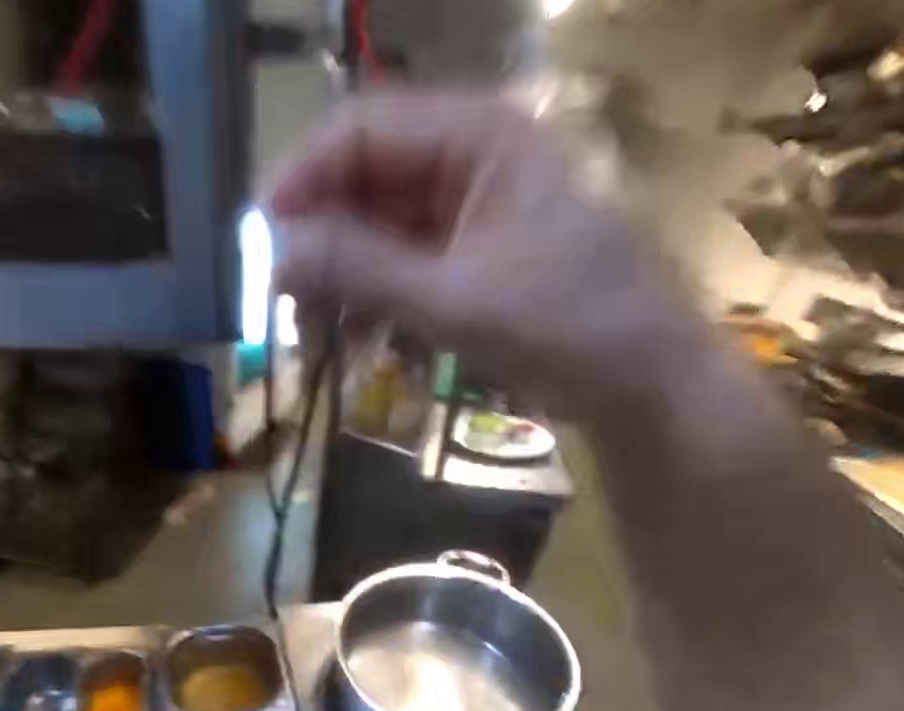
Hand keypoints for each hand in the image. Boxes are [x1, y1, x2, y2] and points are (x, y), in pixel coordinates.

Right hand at [268, 93, 708, 405]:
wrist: (641, 386)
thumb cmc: (563, 329)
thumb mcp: (454, 301)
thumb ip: (360, 271)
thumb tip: (272, 252)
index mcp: (478, 138)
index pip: (362, 131)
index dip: (303, 182)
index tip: (262, 244)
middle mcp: (471, 162)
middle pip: (366, 182)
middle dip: (320, 241)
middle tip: (283, 302)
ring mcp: (471, 214)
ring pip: (379, 230)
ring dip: (342, 279)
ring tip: (316, 332)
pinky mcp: (472, 260)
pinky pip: (402, 267)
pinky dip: (373, 300)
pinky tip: (357, 338)